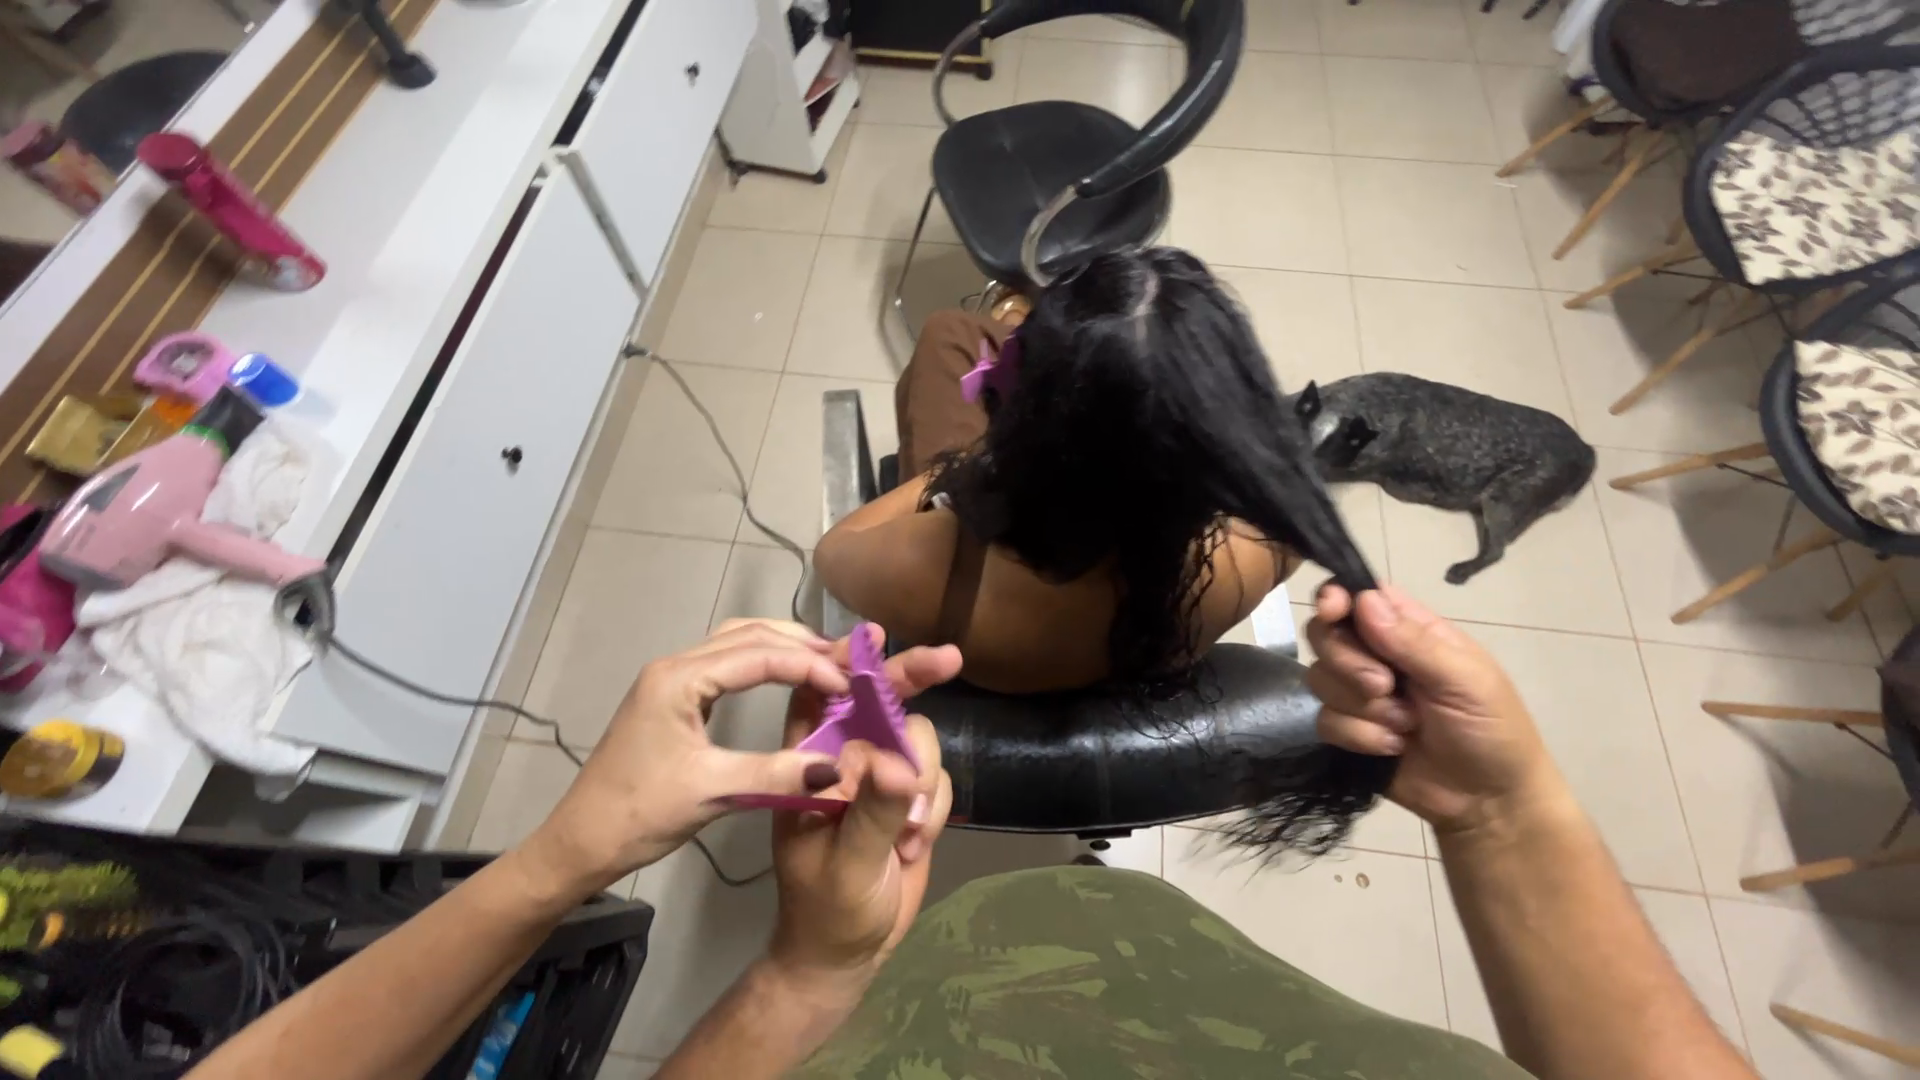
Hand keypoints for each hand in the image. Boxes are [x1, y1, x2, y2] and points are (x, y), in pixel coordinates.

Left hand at [524, 620, 867, 894]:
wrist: (579, 844)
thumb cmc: (639, 815)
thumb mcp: (711, 793)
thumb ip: (776, 774)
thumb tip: (838, 766)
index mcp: (679, 679)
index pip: (760, 655)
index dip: (810, 665)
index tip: (850, 686)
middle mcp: (675, 665)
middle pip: (750, 635)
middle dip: (802, 644)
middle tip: (849, 663)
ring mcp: (671, 678)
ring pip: (737, 641)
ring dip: (783, 646)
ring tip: (827, 662)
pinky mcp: (674, 696)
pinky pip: (726, 660)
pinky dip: (763, 660)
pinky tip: (786, 675)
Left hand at [767, 629, 958, 994]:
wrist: (847, 952)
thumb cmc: (827, 909)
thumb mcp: (845, 864)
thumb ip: (872, 812)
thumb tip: (899, 763)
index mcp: (806, 759)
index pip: (822, 692)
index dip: (850, 663)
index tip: (880, 641)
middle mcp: (844, 756)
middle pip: (880, 699)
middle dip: (913, 678)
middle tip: (949, 659)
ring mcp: (878, 775)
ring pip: (918, 740)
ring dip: (923, 783)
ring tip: (906, 836)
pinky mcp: (907, 795)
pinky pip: (937, 776)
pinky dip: (934, 809)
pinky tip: (913, 846)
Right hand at [1307, 585, 1565, 834]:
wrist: (1488, 803)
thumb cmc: (1493, 731)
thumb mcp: (1467, 681)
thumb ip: (1414, 642)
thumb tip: (1363, 601)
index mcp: (1409, 630)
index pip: (1358, 596)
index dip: (1336, 597)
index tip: (1332, 610)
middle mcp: (1375, 654)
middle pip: (1325, 634)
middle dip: (1349, 663)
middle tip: (1386, 687)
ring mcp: (1356, 692)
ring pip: (1320, 679)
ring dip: (1364, 709)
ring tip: (1407, 726)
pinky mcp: (1345, 728)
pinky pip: (1325, 720)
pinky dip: (1361, 737)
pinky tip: (1393, 748)